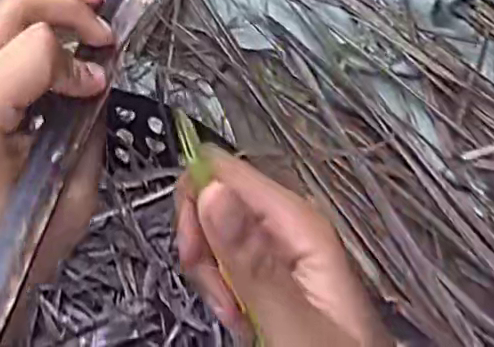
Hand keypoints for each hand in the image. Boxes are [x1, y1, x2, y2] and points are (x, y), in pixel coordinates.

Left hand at [0, 0, 114, 344]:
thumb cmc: (14, 240)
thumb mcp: (70, 188)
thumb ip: (87, 119)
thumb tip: (97, 69)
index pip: (37, 44)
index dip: (78, 58)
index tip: (100, 80)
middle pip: (13, 3)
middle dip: (65, 1)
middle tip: (104, 19)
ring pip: (1, 4)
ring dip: (49, 1)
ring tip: (89, 10)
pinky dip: (32, 19)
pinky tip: (61, 29)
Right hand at [176, 151, 387, 346]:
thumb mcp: (293, 325)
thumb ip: (251, 257)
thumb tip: (212, 188)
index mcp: (299, 220)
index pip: (220, 167)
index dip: (195, 204)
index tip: (195, 256)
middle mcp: (289, 223)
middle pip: (214, 198)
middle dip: (202, 245)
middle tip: (220, 299)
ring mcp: (280, 248)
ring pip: (216, 231)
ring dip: (211, 273)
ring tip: (236, 318)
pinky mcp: (273, 271)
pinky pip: (228, 258)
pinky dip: (223, 287)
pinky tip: (244, 320)